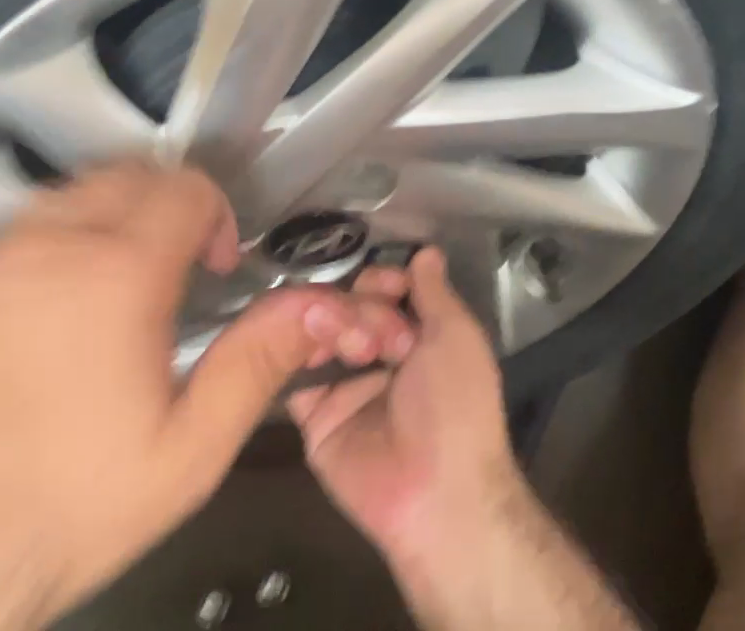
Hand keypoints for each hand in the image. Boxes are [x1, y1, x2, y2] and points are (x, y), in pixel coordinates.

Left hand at [0, 163, 411, 629]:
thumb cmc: (71, 507)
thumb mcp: (189, 451)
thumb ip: (256, 364)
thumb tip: (307, 309)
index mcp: (117, 275)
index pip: (182, 187)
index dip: (215, 213)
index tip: (216, 264)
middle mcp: (45, 246)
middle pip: (122, 174)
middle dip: (164, 202)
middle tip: (175, 265)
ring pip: (62, 197)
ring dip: (103, 218)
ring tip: (112, 286)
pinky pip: (6, 237)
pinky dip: (43, 249)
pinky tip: (43, 315)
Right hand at [287, 247, 523, 562]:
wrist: (435, 491)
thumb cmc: (456, 407)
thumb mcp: (456, 339)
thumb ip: (434, 294)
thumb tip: (427, 252)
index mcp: (416, 343)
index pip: (384, 293)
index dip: (379, 280)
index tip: (381, 284)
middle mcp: (377, 360)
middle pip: (347, 309)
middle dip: (351, 304)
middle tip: (361, 323)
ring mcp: (344, 388)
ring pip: (318, 336)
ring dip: (321, 324)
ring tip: (327, 330)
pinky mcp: (315, 417)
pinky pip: (292, 377)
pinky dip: (288, 355)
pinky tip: (291, 339)